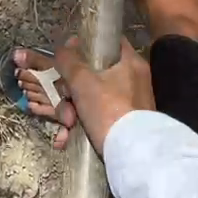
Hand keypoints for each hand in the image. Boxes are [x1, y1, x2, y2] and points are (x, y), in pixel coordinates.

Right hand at [13, 37, 153, 151]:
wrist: (133, 157)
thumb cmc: (109, 111)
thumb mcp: (83, 82)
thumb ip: (69, 61)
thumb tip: (63, 49)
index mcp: (130, 62)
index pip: (109, 41)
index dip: (87, 43)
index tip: (69, 54)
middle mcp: (134, 79)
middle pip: (96, 72)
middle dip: (73, 88)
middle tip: (63, 98)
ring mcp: (132, 103)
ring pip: (95, 96)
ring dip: (74, 109)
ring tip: (66, 125)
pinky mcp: (127, 124)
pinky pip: (100, 116)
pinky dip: (84, 124)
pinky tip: (68, 137)